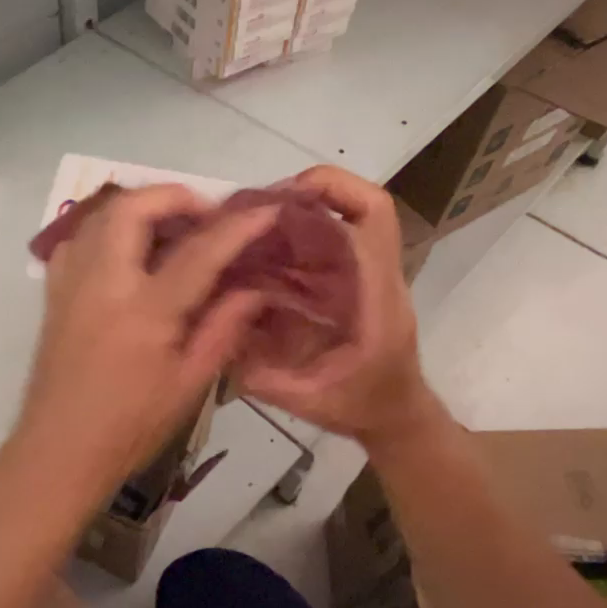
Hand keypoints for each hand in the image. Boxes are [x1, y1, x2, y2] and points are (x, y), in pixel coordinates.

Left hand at [12, 185, 276, 508]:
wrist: (59, 450)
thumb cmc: (130, 426)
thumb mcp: (189, 384)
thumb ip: (223, 329)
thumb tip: (255, 288)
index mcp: (144, 310)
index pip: (199, 251)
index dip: (237, 226)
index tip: (266, 210)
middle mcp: (102, 283)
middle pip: (132, 208)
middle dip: (173, 195)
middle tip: (205, 214)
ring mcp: (71, 283)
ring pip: (100, 215)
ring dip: (139, 207)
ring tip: (171, 226)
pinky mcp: (54, 293)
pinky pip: (79, 239)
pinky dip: (106, 229)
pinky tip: (127, 251)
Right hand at [238, 165, 439, 448]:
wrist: (394, 416)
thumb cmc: (362, 406)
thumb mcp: (308, 400)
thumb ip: (262, 375)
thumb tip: (212, 336)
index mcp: (374, 291)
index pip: (370, 214)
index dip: (329, 190)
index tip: (280, 197)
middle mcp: (367, 271)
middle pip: (343, 206)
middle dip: (290, 199)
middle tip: (239, 213)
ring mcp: (354, 274)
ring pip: (322, 224)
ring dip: (279, 220)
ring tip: (232, 230)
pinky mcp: (338, 283)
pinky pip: (309, 249)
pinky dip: (276, 244)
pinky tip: (241, 259)